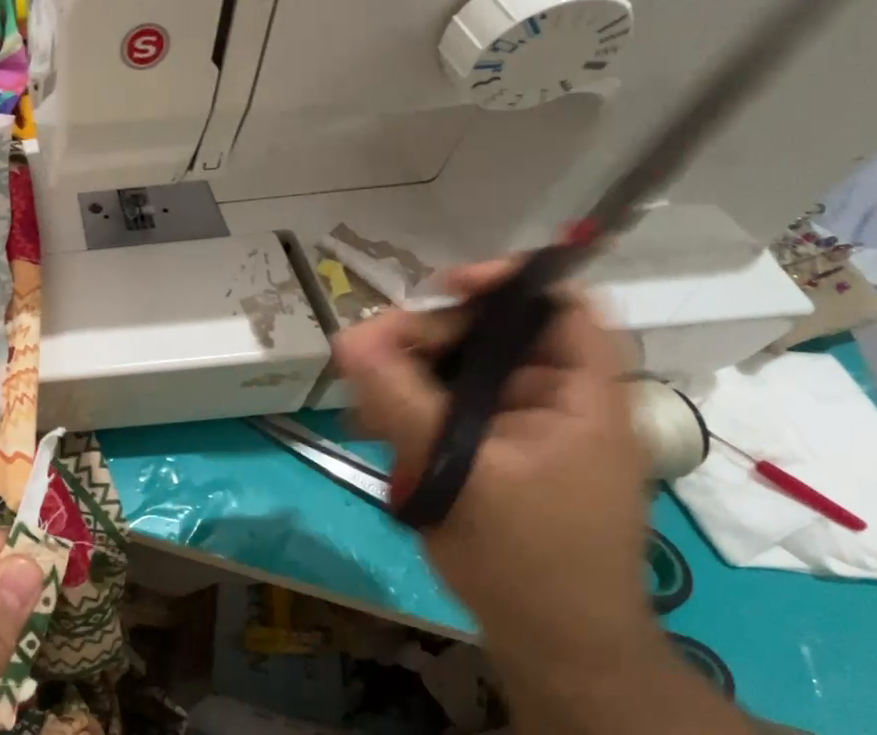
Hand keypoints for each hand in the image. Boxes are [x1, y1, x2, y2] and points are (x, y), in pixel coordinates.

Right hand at [333, 261, 654, 661]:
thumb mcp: (459, 470)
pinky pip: (448, 409)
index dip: (506, 283)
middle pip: (490, 335)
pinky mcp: (494, 452)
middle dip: (425, 339)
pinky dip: (410, 409)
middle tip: (365, 357)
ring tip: (363, 406)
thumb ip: (401, 398)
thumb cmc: (526, 557)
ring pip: (459, 371)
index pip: (562, 306)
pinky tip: (375, 429)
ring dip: (406, 377)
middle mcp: (556, 400)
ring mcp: (524, 428)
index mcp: (581, 397)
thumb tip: (346, 335)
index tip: (436, 288)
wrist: (554, 645)